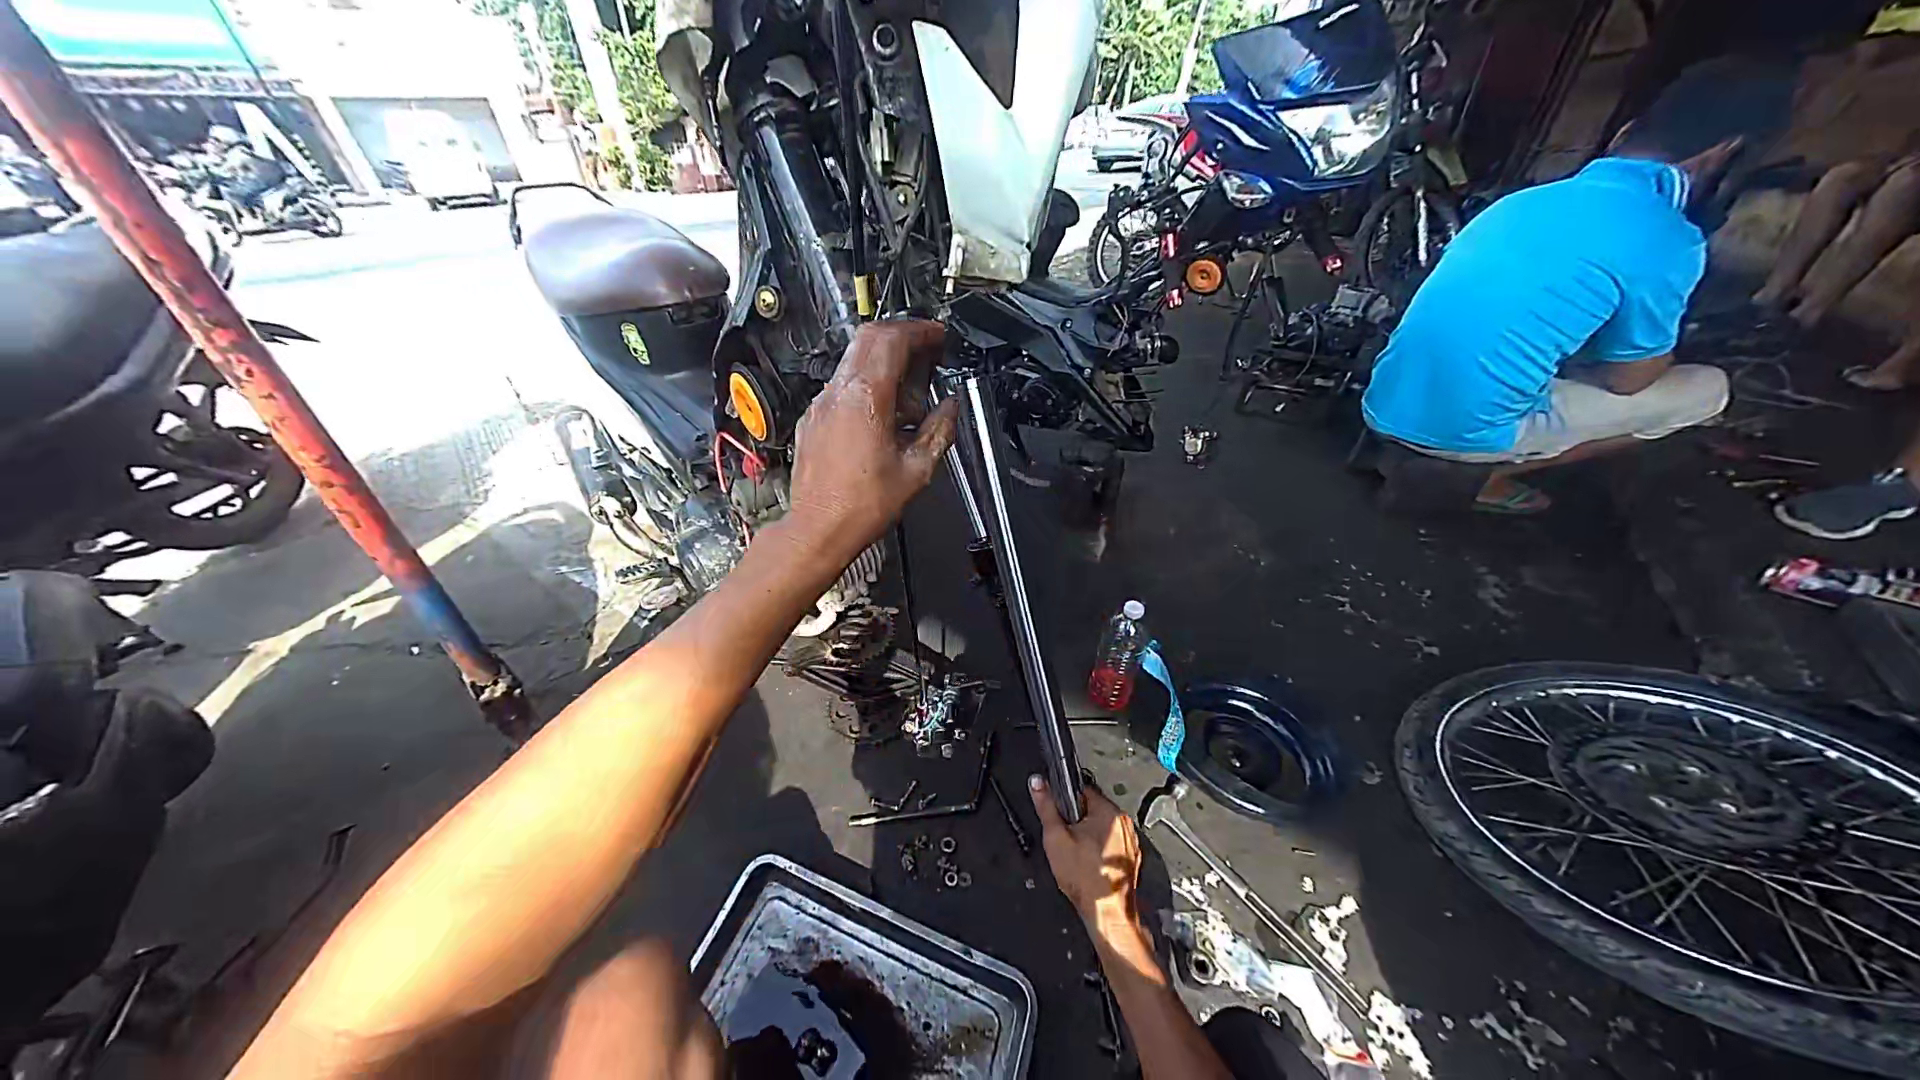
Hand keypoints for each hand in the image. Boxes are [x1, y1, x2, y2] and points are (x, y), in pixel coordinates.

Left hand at [784, 320, 959, 566]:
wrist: (818, 529)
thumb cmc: (861, 506)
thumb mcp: (917, 470)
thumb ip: (939, 430)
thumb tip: (951, 409)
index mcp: (866, 397)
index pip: (892, 339)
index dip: (920, 330)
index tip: (938, 336)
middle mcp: (838, 393)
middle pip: (868, 338)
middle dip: (901, 337)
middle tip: (926, 353)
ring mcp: (821, 405)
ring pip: (853, 361)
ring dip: (884, 364)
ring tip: (910, 396)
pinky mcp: (813, 420)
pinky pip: (841, 388)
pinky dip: (866, 387)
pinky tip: (883, 416)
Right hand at [1029, 776, 1143, 940]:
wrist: (1106, 914)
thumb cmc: (1085, 879)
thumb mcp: (1055, 838)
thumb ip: (1046, 807)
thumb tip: (1037, 784)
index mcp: (1109, 812)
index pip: (1081, 790)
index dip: (1065, 802)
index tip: (1060, 816)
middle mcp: (1124, 823)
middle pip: (1092, 809)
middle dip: (1077, 820)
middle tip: (1067, 839)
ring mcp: (1131, 841)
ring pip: (1102, 827)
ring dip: (1089, 835)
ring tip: (1078, 855)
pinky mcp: (1132, 857)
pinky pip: (1111, 843)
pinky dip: (1100, 849)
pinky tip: (1090, 864)